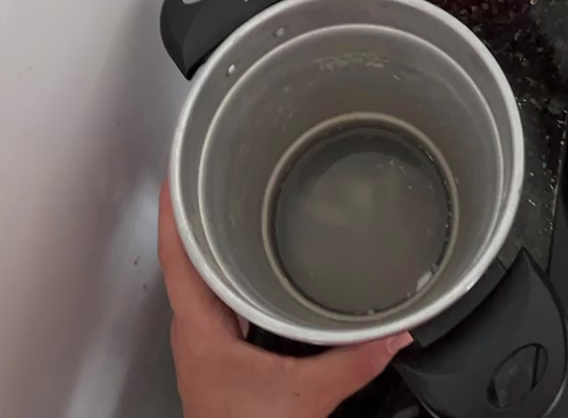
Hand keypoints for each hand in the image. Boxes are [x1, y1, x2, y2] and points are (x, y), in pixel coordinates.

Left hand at [157, 183, 410, 417]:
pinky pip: (216, 295)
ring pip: (201, 276)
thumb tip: (393, 333)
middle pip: (188, 258)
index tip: (178, 173)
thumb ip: (351, 362)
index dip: (174, 211)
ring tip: (235, 203)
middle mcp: (192, 328)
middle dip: (202, 214)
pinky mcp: (214, 349)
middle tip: (217, 173)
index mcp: (199, 328)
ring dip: (215, 241)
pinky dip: (229, 269)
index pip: (178, 255)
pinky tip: (252, 260)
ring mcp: (201, 339)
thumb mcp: (302, 398)